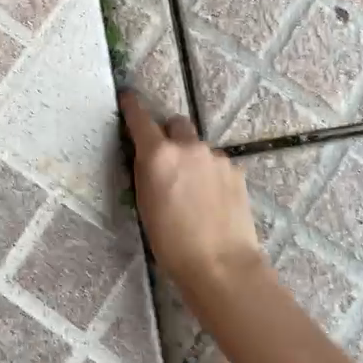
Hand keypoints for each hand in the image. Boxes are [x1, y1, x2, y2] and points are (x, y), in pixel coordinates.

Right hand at [118, 91, 267, 298]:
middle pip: (176, 123)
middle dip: (169, 134)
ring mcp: (215, 157)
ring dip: (192, 158)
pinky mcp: (235, 171)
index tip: (127, 97)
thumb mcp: (145, 205)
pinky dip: (210, 174)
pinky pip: (216, 164)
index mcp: (158, 155)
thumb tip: (148, 157)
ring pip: (198, 146)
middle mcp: (188, 147)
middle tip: (166, 159)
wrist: (221, 264)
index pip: (141, 119)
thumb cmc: (172, 244)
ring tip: (193, 192)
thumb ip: (146, 172)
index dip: (132, 107)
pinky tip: (212, 201)